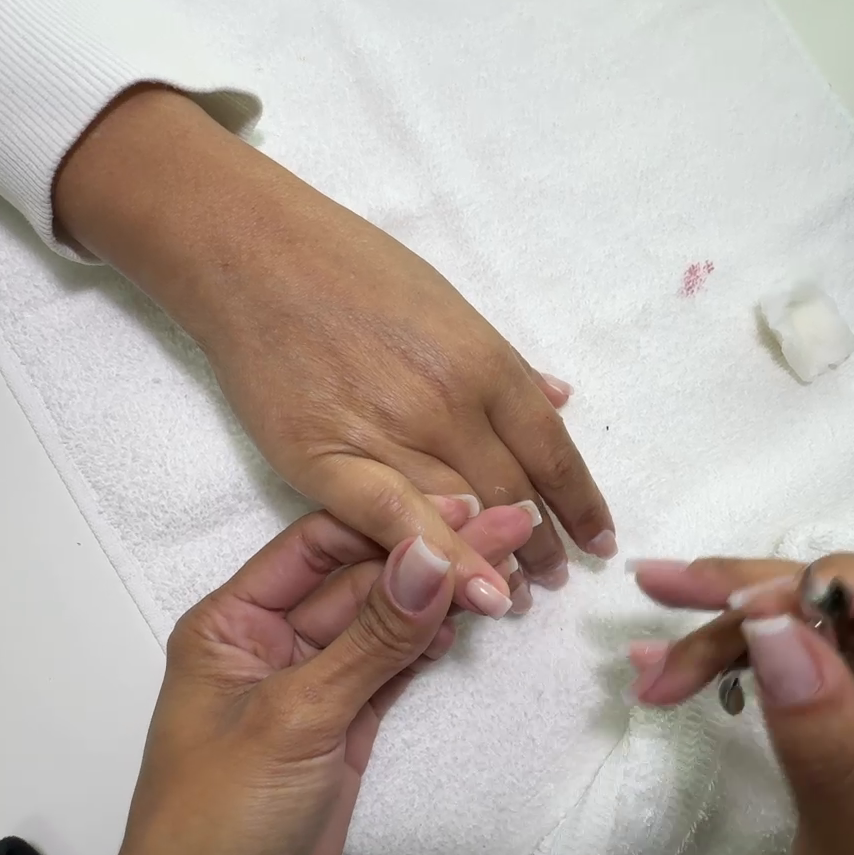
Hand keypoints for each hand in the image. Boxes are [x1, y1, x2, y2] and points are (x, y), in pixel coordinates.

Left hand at [18, 498, 536, 854]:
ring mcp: (314, 683)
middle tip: (511, 528)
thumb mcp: (295, 719)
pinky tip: (465, 622)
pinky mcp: (344, 724)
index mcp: (234, 620)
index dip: (391, 522)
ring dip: (440, 599)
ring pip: (384, 622)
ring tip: (508, 571)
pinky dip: (429, 644)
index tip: (465, 508)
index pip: (320, 545)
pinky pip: (392, 665)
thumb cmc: (218, 825)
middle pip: (362, 581)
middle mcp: (273, 640)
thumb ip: (371, 637)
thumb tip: (436, 556)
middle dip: (432, 558)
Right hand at [56, 87, 614, 618]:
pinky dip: (441, 562)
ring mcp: (393, 434)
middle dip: (542, 543)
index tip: (597, 539)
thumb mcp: (448, 303)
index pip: (553, 450)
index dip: (582, 503)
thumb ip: (504, 362)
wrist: (256, 257)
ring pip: (465, 516)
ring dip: (498, 561)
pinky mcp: (330, 461)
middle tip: (555, 578)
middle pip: (515, 492)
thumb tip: (561, 397)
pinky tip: (473, 594)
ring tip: (514, 596)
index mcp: (485, 362)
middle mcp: (452, 404)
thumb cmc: (354, 270)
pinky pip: (396, 521)